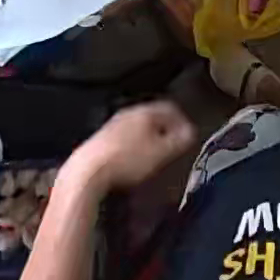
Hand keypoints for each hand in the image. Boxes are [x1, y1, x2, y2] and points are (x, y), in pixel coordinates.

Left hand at [58, 101, 196, 199]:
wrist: (88, 171)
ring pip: (138, 125)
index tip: (188, 134)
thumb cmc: (129, 160)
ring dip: (149, 137)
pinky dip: (135, 144)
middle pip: (153, 115)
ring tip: (155, 154)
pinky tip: (133, 159)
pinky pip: (125, 135)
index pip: (170, 107)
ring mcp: (113, 124)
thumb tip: (191, 131)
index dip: (182, 120)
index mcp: (145, 111)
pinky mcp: (101, 138)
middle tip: (173, 144)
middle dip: (165, 129)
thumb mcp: (162, 152)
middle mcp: (128, 112)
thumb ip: (179, 140)